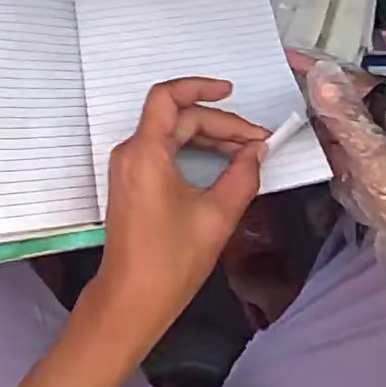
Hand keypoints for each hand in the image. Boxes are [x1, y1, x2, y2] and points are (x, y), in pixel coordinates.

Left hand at [94, 78, 268, 343]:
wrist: (130, 300)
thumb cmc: (170, 261)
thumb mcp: (216, 216)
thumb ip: (242, 176)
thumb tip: (257, 152)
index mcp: (145, 152)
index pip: (167, 97)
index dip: (199, 87)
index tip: (230, 92)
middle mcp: (131, 151)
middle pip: (176, 118)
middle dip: (219, 124)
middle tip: (257, 142)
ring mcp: (128, 166)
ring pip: (170, 133)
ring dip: (207, 137)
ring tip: (246, 151)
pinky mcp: (131, 180)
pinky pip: (163, 150)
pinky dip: (192, 150)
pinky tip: (221, 162)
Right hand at [284, 49, 385, 256]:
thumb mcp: (373, 153)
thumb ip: (344, 114)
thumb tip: (320, 72)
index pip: (350, 81)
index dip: (318, 68)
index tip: (287, 56)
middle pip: (343, 105)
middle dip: (312, 97)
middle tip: (275, 88)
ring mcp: (378, 156)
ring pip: (338, 131)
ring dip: (314, 126)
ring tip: (281, 118)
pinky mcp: (370, 180)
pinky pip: (338, 157)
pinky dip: (321, 153)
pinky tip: (302, 152)